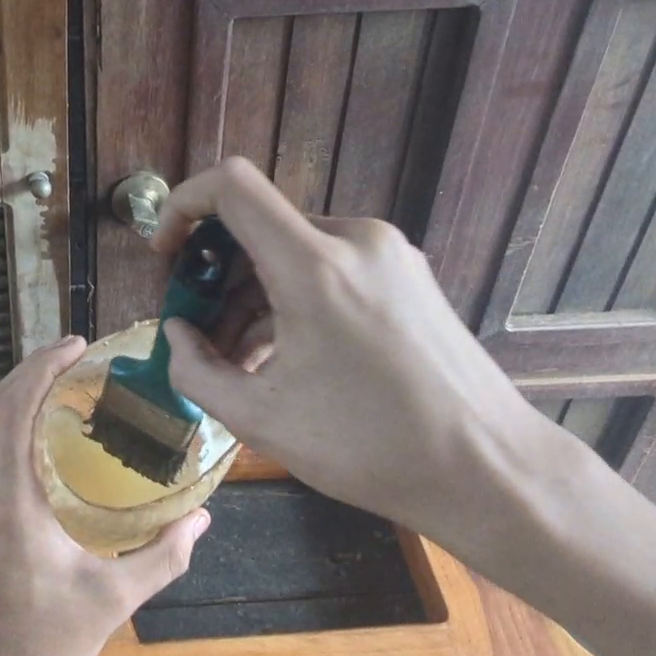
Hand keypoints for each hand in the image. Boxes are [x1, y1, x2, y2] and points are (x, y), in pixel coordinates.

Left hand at [0, 335, 211, 655]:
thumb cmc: (42, 643)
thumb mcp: (113, 602)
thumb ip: (162, 557)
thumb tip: (201, 519)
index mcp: (12, 501)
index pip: (16, 411)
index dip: (42, 368)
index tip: (77, 346)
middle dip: (31, 370)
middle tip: (75, 355)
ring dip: (13, 394)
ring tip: (55, 384)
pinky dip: (2, 422)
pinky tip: (33, 434)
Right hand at [152, 158, 566, 562]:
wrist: (489, 469)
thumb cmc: (369, 447)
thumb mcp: (261, 419)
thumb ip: (195, 370)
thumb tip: (175, 334)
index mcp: (316, 265)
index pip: (232, 186)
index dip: (183, 205)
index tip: (166, 256)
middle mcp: (355, 240)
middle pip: (259, 227)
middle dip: (214, 274)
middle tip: (197, 332)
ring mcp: (388, 255)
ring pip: (292, 251)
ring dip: (251, 294)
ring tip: (236, 359)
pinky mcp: (407, 276)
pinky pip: (329, 268)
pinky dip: (292, 299)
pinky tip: (281, 355)